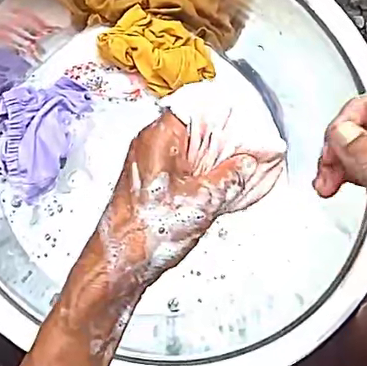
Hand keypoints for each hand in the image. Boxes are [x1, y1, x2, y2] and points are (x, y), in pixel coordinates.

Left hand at [78, 111, 280, 305]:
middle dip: (223, 136)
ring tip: (236, 169)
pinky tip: (217, 187)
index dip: (223, 111)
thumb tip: (247, 162)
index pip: (195, 104)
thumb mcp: (201, 201)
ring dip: (213, 157)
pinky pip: (182, 165)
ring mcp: (149, 162)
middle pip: (194, 125)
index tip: (244, 120)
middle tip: (246, 148)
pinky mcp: (152, 180)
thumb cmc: (145, 231)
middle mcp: (150, 144)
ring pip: (189, 147)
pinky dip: (201, 172)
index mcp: (158, 137)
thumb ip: (229, 177)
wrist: (119, 261)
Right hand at [315, 90, 366, 318]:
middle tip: (328, 161)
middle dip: (343, 139)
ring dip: (340, 157)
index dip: (358, 112)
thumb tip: (344, 130)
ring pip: (366, 139)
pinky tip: (335, 184)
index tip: (336, 131)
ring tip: (327, 180)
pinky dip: (346, 169)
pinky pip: (366, 159)